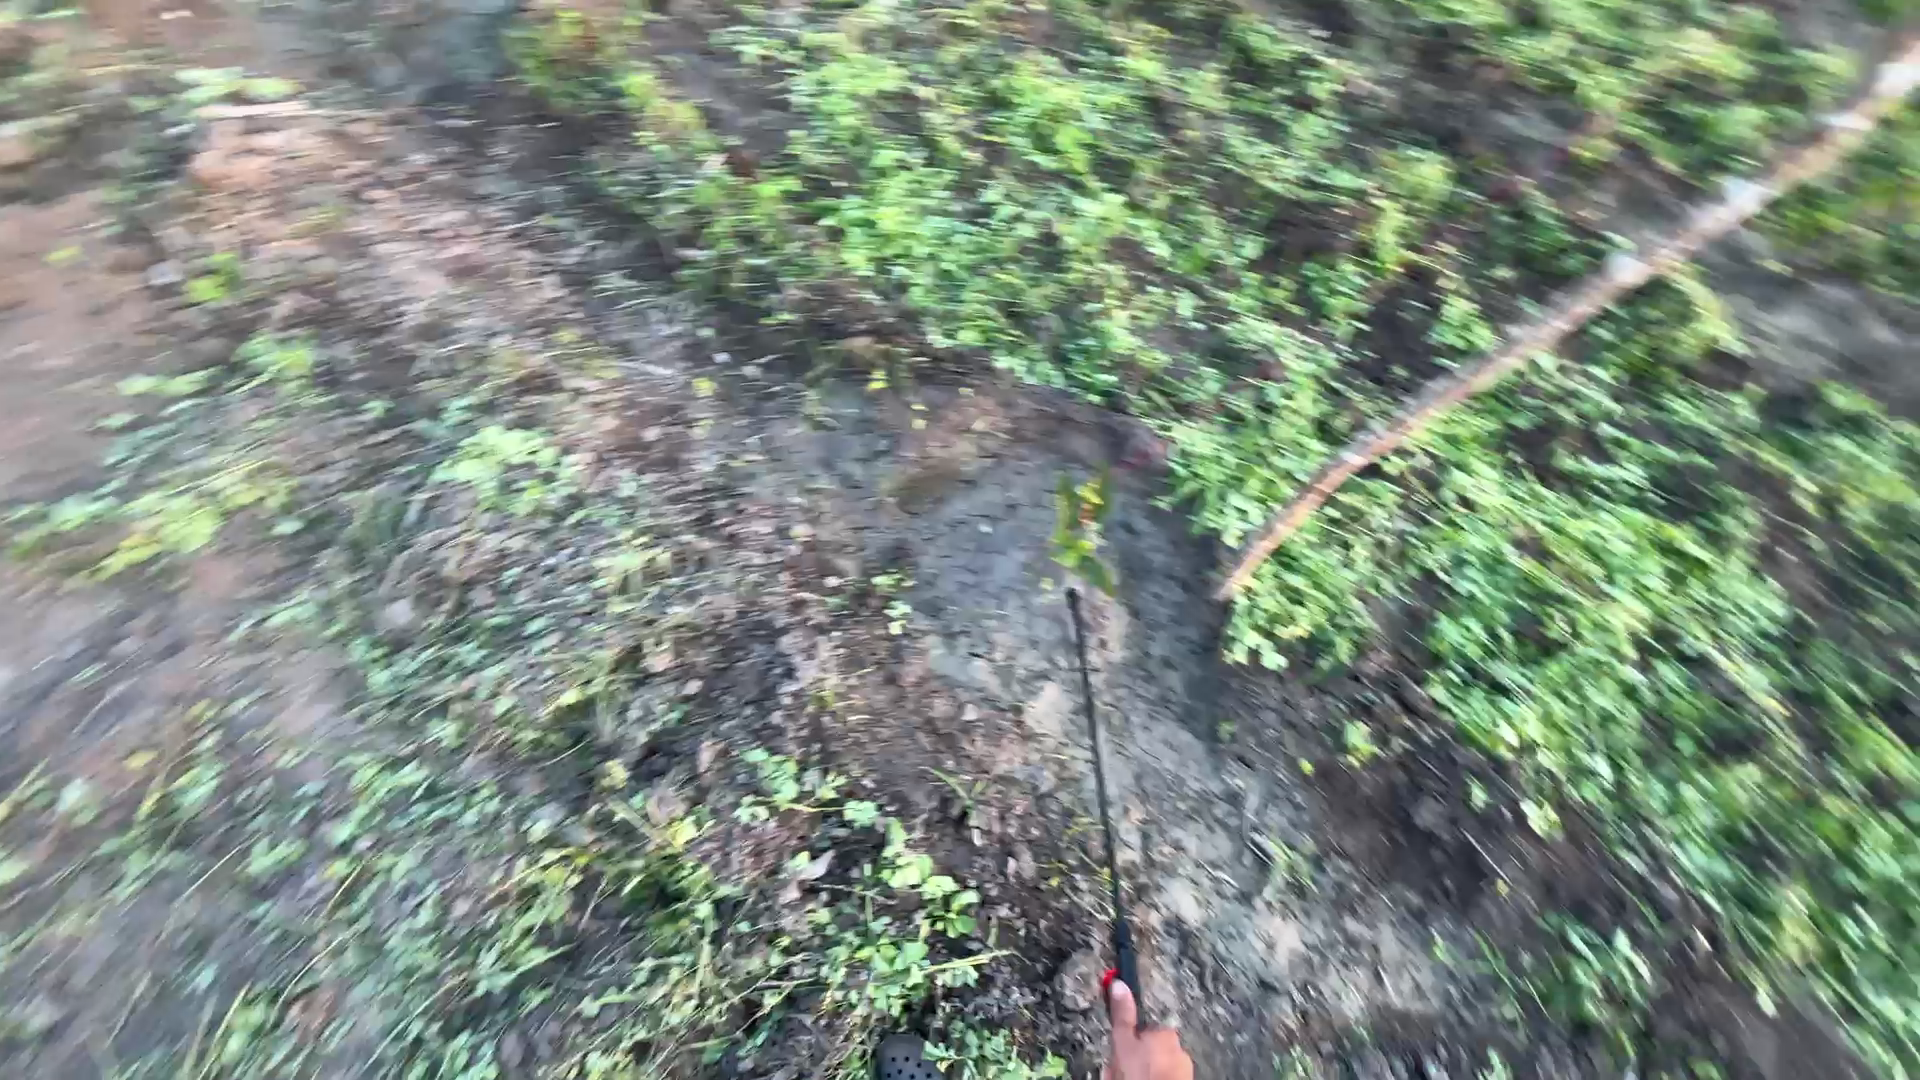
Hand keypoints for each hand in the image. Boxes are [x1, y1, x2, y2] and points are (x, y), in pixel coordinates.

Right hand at [1102, 981, 1193, 1079]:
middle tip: (1117, 1069)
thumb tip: (1119, 983)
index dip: (1129, 1042)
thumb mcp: (1123, 1043)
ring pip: (1156, 1068)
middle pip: (1150, 1050)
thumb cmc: (1139, 1075)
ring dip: (1140, 1072)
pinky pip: (1163, 1078)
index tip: (1119, 1052)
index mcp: (1167, 1035)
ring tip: (1122, 1078)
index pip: (1145, 1032)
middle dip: (1134, 1058)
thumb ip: (1122, 1015)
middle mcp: (1180, 1051)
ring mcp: (1184, 1074)